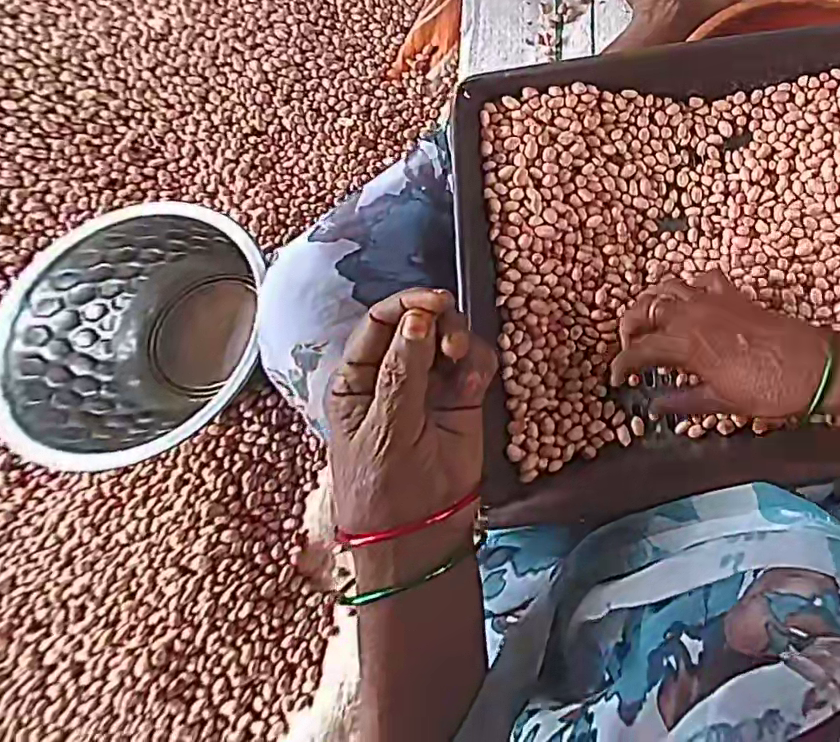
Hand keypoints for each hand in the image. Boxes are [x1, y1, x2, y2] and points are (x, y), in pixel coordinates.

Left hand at [327, 289, 493, 548]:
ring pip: (450, 335)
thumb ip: (402, 372)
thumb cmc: (385, 488)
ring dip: (460, 339)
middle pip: (419, 320)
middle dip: (438, 321)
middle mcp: (395, 370)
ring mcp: (432, 381)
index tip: (436, 301)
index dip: (407, 303)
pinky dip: (479, 362)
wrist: (422, 537)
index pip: (380, 321)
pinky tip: (474, 383)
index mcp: (359, 375)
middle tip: (450, 342)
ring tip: (460, 361)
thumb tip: (418, 317)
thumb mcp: (386, 430)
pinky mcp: (463, 394)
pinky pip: (476, 360)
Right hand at [609, 271, 830, 419]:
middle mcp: (694, 314)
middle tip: (630, 345)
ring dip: (654, 300)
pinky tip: (693, 301)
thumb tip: (655, 405)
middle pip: (646, 308)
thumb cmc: (770, 390)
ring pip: (668, 286)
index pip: (641, 349)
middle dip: (630, 325)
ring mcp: (714, 300)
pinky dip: (692, 286)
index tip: (618, 378)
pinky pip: (704, 279)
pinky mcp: (734, 295)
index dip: (623, 364)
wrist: (815, 366)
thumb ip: (684, 401)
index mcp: (687, 344)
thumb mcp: (723, 402)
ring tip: (652, 319)